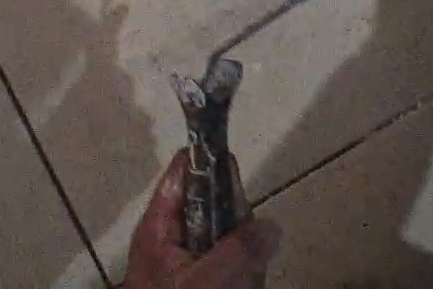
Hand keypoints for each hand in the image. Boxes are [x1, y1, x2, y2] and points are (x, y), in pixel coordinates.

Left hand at [124, 151, 280, 288]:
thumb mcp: (203, 282)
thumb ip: (238, 249)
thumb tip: (271, 226)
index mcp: (160, 223)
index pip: (185, 168)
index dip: (210, 156)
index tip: (237, 161)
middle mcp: (172, 232)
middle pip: (214, 198)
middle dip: (237, 216)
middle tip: (247, 241)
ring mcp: (187, 255)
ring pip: (227, 229)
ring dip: (244, 249)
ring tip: (244, 278)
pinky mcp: (200, 275)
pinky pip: (230, 258)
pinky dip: (243, 270)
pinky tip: (245, 284)